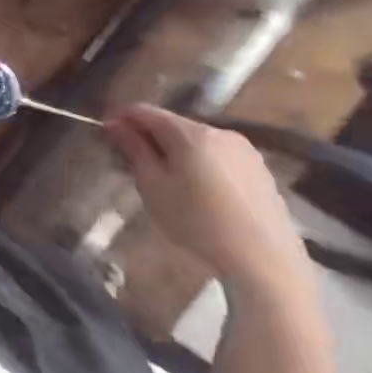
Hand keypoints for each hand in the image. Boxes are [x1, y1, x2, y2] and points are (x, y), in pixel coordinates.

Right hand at [104, 105, 309, 294]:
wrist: (264, 260)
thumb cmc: (196, 221)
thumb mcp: (152, 185)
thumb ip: (133, 149)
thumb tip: (115, 124)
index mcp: (191, 134)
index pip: (145, 111)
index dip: (121, 120)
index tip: (107, 138)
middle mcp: (221, 133)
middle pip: (172, 125)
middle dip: (148, 138)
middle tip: (131, 165)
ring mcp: (246, 152)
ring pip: (195, 141)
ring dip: (173, 152)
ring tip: (165, 182)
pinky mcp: (260, 171)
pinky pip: (217, 157)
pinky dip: (198, 164)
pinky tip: (197, 193)